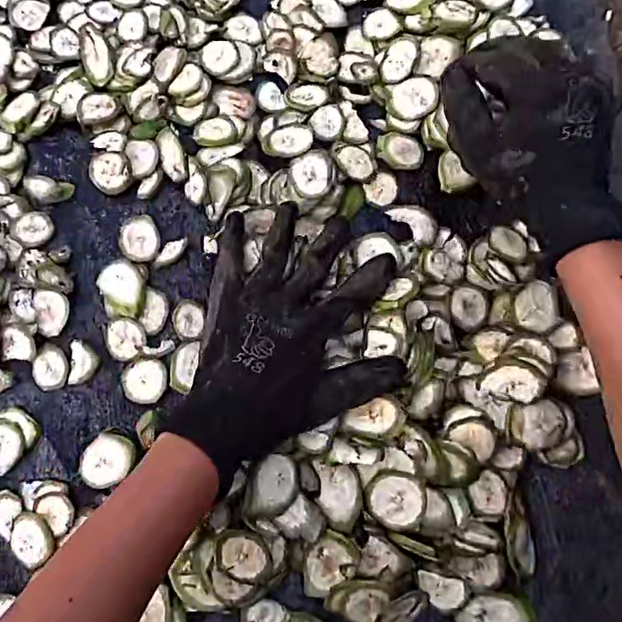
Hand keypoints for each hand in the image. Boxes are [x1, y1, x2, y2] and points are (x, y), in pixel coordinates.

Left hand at [160, 205, 405, 491]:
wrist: (221, 414)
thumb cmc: (273, 411)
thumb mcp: (323, 401)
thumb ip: (360, 381)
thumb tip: (401, 366)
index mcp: (309, 329)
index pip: (348, 297)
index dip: (370, 278)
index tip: (387, 257)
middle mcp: (283, 305)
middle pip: (311, 266)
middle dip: (329, 242)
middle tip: (341, 221)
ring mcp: (252, 298)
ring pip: (272, 256)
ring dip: (282, 230)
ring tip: (289, 207)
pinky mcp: (225, 299)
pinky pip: (228, 263)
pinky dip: (230, 240)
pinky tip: (231, 219)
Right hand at [442, 36, 621, 264]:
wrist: (568, 200)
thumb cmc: (515, 175)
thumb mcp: (476, 144)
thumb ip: (462, 103)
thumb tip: (452, 73)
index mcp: (533, 86)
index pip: (493, 58)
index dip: (468, 63)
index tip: (453, 73)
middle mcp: (565, 75)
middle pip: (523, 45)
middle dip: (494, 53)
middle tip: (472, 68)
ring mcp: (587, 82)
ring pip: (549, 50)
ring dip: (521, 55)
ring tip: (499, 72)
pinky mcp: (598, 93)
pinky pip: (571, 64)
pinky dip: (547, 65)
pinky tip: (531, 79)